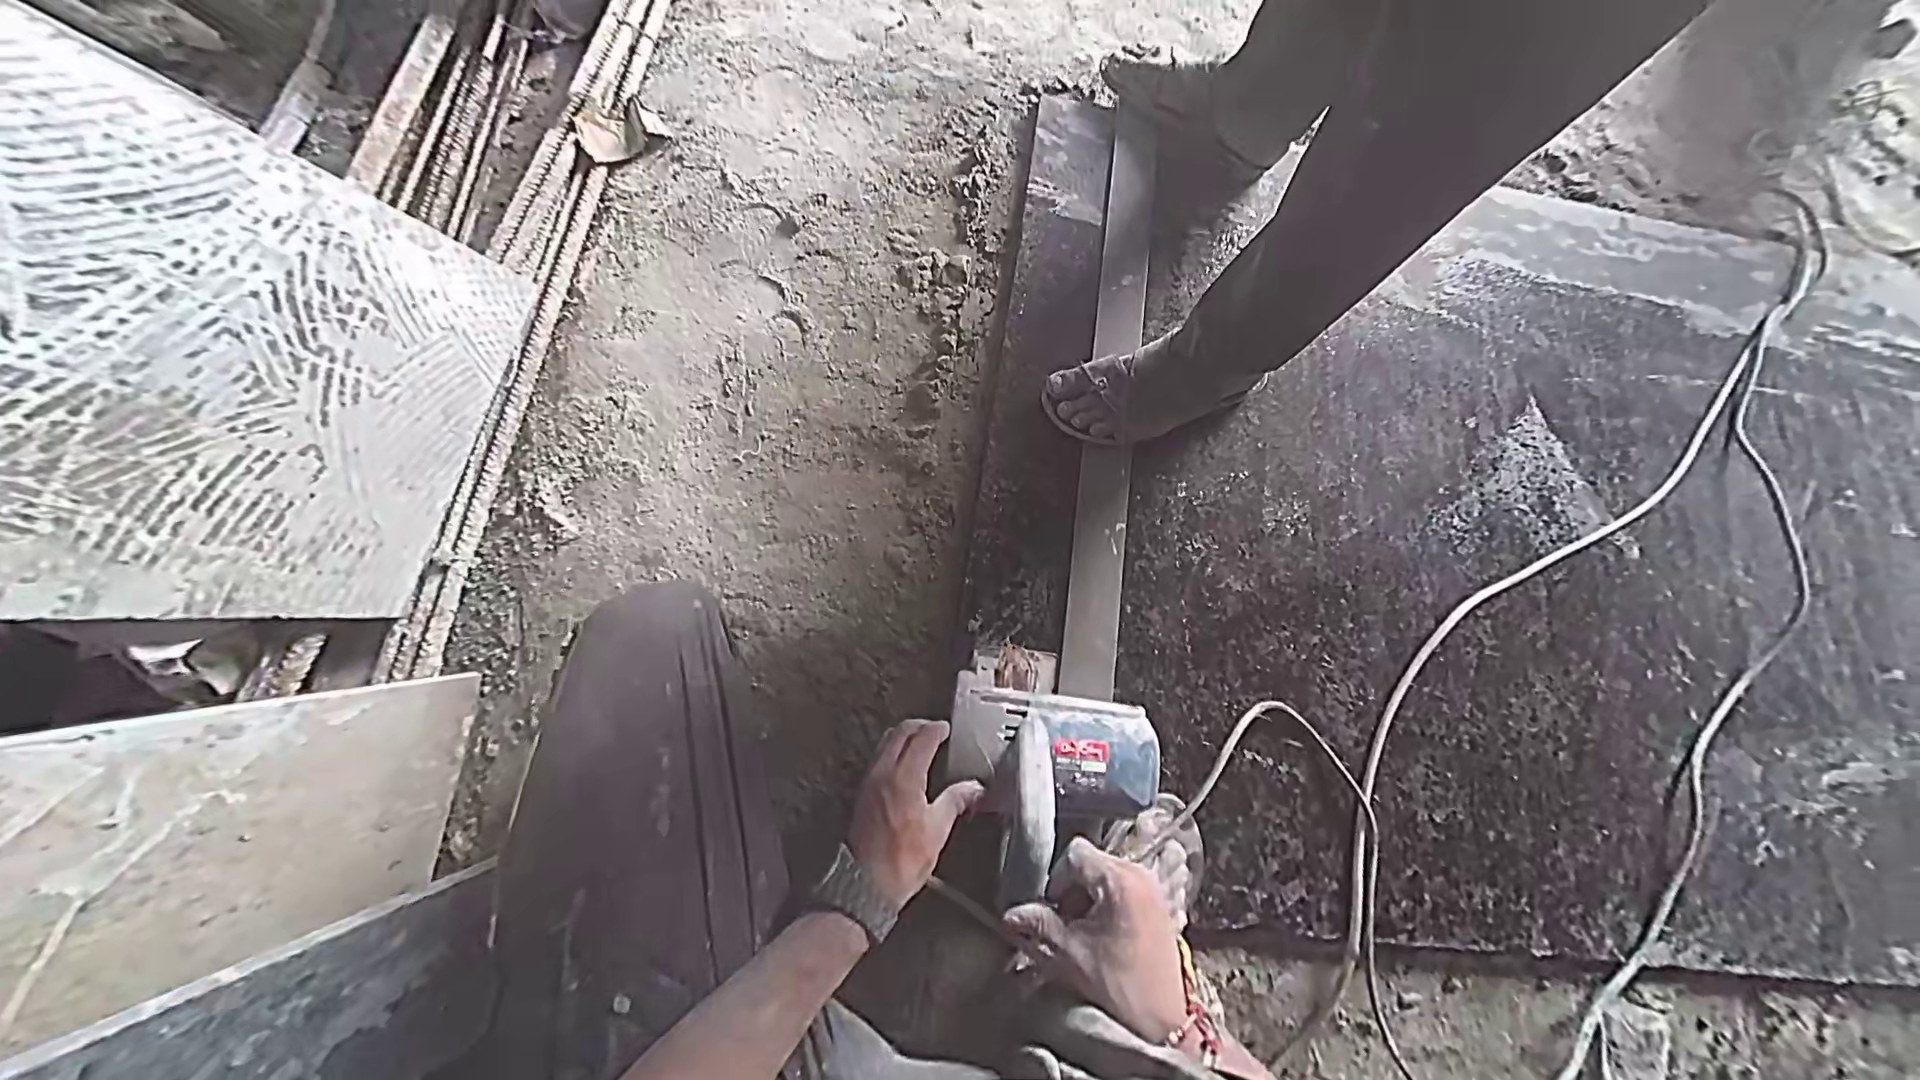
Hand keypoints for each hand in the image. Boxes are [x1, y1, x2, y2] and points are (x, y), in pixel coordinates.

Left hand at [849, 719, 985, 908]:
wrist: (867, 885)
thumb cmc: (901, 862)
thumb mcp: (937, 830)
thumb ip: (955, 801)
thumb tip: (973, 789)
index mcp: (904, 778)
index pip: (922, 739)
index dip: (937, 730)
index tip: (946, 729)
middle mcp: (883, 774)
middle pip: (899, 733)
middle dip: (919, 726)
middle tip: (934, 730)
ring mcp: (869, 782)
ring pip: (886, 743)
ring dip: (904, 736)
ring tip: (920, 742)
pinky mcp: (862, 793)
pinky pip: (878, 758)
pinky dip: (893, 750)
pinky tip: (903, 764)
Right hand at [1002, 837, 1187, 1042]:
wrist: (1163, 1026)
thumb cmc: (1117, 989)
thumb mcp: (1070, 954)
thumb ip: (1039, 925)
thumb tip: (1012, 915)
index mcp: (1119, 880)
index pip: (1075, 854)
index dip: (1058, 880)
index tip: (1055, 910)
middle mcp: (1140, 875)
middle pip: (1092, 862)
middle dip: (1074, 889)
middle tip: (1068, 923)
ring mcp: (1153, 888)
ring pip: (1106, 873)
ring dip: (1090, 896)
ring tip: (1086, 932)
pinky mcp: (1159, 903)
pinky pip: (1124, 885)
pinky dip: (1108, 901)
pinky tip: (1105, 934)